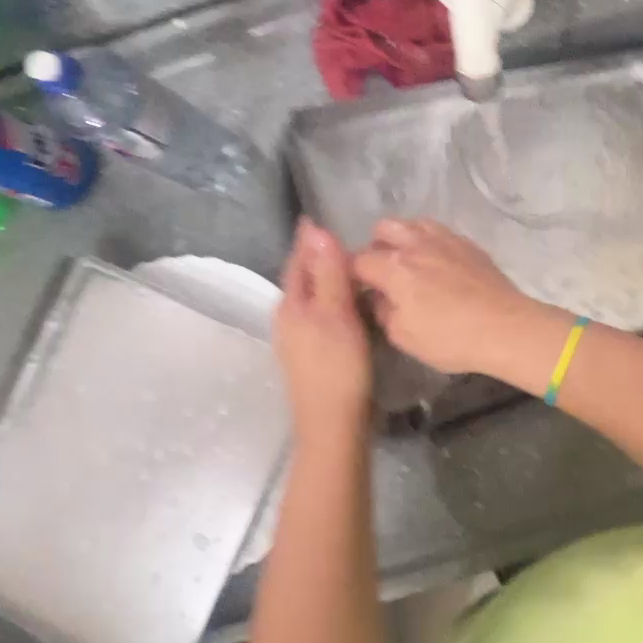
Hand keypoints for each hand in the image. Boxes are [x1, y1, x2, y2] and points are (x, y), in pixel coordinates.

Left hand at [274, 219, 371, 443]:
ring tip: (351, 266)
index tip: (318, 217)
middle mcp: (289, 320)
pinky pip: (322, 317)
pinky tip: (352, 306)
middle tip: (341, 239)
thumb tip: (317, 230)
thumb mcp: (336, 314)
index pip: (297, 261)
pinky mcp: (314, 357)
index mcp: (291, 306)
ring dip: (326, 281)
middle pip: (302, 280)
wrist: (333, 425)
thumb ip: (329, 273)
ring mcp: (299, 341)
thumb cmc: (337, 367)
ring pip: (312, 300)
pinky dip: (334, 303)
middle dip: (316, 258)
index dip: (308, 240)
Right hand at [352, 219, 571, 383]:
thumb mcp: (404, 337)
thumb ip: (383, 312)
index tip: (353, 287)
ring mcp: (445, 239)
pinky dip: (428, 242)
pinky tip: (437, 263)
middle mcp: (416, 244)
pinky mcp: (468, 244)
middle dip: (375, 246)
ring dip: (403, 238)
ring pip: (412, 223)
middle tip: (382, 272)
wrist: (507, 327)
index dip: (350, 273)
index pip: (358, 260)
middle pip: (383, 228)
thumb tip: (377, 298)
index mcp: (394, 267)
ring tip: (409, 262)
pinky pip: (438, 232)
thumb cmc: (451, 338)